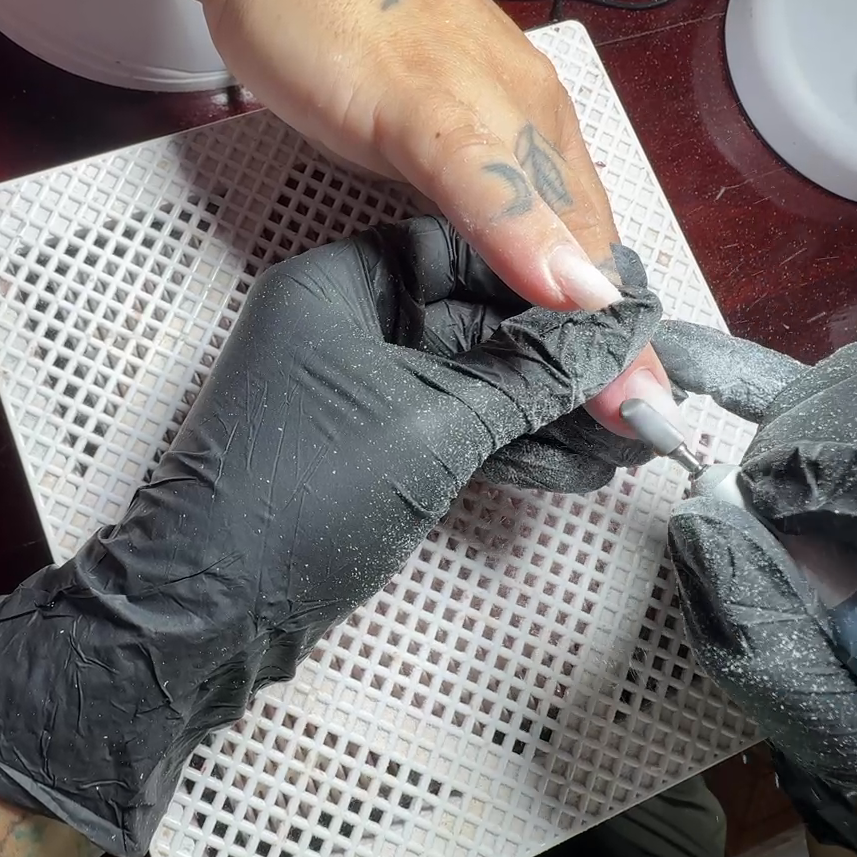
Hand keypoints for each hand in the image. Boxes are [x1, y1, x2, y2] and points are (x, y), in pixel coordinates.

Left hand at [0, 217, 662, 856]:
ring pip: (463, 379)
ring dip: (536, 411)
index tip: (621, 311)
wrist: (219, 605)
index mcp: (339, 282)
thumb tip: (626, 329)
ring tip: (619, 445)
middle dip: (553, 364)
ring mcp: (350, 382)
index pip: (463, 250)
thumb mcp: (437, 425)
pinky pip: (443, 419)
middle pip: (470, 322)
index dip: (546, 281)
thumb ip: (535, 374)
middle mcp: (342, 319)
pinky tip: (564, 466)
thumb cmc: (315, 492)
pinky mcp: (362, 437)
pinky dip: (497, 439)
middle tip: (637, 392)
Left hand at [189, 0, 675, 432]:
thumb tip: (583, 288)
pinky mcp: (424, 152)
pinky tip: (493, 313)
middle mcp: (515, 140)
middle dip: (598, 339)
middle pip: (576, 254)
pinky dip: (500, 283)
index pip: (598, 251)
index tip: (640, 414)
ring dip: (554, 317)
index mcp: (533, 129)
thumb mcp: (417, 108)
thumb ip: (498, 195)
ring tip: (566, 389)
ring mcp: (468, 146)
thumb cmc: (331, 19)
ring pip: (532, 245)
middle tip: (614, 421)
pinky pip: (483, 232)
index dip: (616, 335)